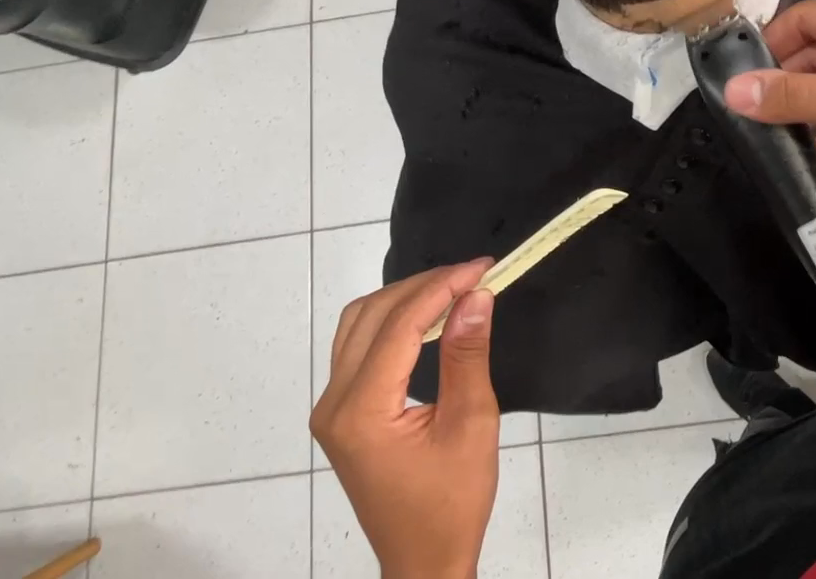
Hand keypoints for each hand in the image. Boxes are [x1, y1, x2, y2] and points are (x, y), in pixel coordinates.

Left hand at [312, 260, 498, 578]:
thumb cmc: (453, 501)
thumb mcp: (471, 426)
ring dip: (405, 297)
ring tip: (455, 289)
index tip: (484, 267)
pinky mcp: (341, 412)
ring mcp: (331, 408)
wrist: (423, 561)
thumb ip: (467, 356)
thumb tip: (476, 296)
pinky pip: (358, 345)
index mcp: (361, 411)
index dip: (442, 286)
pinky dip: (393, 319)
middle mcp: (333, 403)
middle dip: (425, 285)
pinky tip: (428, 318)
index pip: (400, 325)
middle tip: (475, 275)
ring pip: (359, 324)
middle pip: (373, 315)